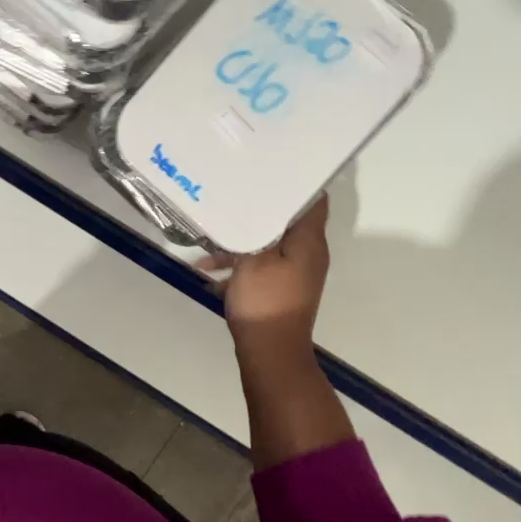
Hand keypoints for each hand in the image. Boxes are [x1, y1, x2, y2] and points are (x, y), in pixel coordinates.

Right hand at [206, 198, 354, 468]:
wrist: (271, 351)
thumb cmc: (265, 302)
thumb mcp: (253, 261)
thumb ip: (253, 232)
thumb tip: (254, 208)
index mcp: (309, 241)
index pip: (313, 199)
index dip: (296, 182)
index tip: (270, 170)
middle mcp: (308, 253)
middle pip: (286, 221)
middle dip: (258, 211)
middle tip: (232, 199)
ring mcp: (295, 273)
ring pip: (268, 244)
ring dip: (240, 242)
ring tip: (207, 244)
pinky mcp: (280, 289)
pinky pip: (260, 266)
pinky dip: (238, 265)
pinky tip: (209, 273)